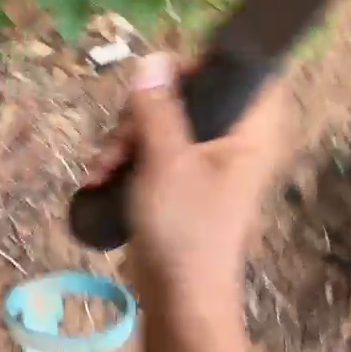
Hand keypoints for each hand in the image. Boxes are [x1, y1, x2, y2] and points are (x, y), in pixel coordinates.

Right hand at [85, 53, 287, 310]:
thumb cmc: (184, 226)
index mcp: (251, 130)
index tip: (157, 80)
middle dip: (141, 114)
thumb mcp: (166, 161)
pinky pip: (149, 155)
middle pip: (188, 98)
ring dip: (123, 141)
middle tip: (120, 139)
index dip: (203, 66)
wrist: (178, 292)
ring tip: (101, 169)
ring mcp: (203, 164)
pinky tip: (99, 179)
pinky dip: (123, 162)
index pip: (242, 72)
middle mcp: (232, 141)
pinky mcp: (177, 184)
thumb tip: (151, 59)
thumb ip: (158, 109)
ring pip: (160, 127)